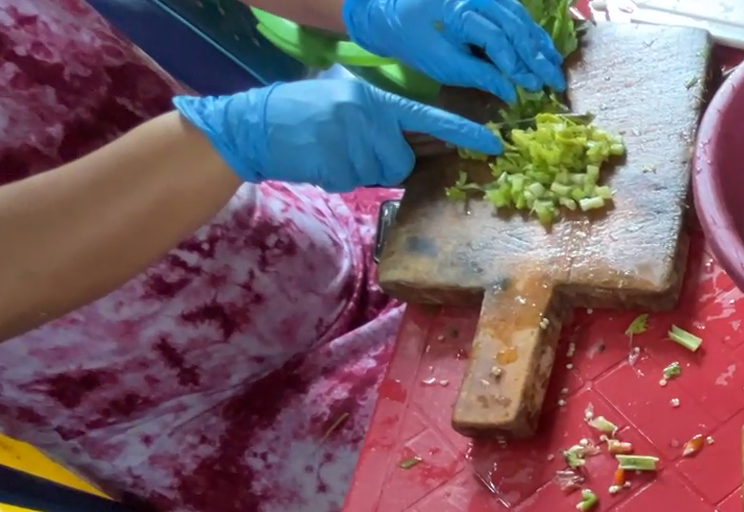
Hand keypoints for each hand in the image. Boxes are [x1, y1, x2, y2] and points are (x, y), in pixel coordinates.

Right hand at [173, 79, 502, 192]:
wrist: (248, 125)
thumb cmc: (302, 117)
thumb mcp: (343, 103)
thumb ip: (381, 121)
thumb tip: (418, 142)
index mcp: (370, 97)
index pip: (427, 118)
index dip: (462, 133)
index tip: (494, 142)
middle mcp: (364, 112)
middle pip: (403, 161)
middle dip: (381, 162)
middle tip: (344, 145)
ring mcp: (349, 136)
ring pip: (382, 174)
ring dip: (359, 171)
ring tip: (329, 150)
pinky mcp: (335, 158)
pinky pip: (358, 182)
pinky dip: (341, 177)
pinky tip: (318, 159)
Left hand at [343, 0, 565, 102]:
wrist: (388, 11)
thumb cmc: (415, 41)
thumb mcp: (444, 64)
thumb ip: (481, 76)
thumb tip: (513, 93)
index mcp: (458, 12)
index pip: (498, 40)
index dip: (517, 66)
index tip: (531, 88)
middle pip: (515, 26)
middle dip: (537, 57)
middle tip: (555, 83)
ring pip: (520, 17)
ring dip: (540, 44)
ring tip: (555, 68)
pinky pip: (516, 12)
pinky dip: (533, 32)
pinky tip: (545, 49)